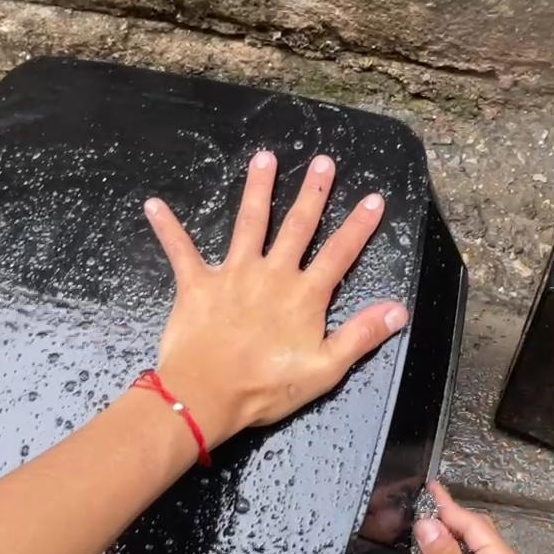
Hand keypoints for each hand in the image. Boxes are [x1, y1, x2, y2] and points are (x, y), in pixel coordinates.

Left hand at [144, 151, 408, 444]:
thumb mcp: (326, 368)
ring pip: (248, 224)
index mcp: (304, 295)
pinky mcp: (197, 284)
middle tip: (322, 161)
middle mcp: (272, 274)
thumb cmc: (267, 386)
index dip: (359, 226)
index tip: (374, 198)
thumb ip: (362, 335)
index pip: (340, 253)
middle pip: (297, 227)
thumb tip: (399, 309)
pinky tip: (154, 205)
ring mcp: (233, 275)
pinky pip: (181, 251)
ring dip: (256, 189)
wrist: (206, 395)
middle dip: (312, 193)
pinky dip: (168, 228)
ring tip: (264, 158)